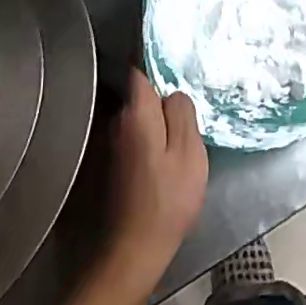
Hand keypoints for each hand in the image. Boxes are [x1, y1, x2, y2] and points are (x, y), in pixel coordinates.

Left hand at [106, 69, 208, 272]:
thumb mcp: (189, 151)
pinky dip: (153, 136)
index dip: (156, 59)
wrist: (135, 248)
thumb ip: (182, 112)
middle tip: (190, 102)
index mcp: (136, 113)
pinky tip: (169, 152)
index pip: (140, 68)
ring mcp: (114, 143)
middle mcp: (119, 121)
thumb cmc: (168, 198)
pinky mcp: (117, 162)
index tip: (176, 56)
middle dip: (164, 93)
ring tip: (183, 128)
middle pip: (143, 92)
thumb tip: (174, 92)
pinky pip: (139, 134)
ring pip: (142, 115)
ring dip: (160, 117)